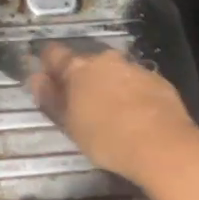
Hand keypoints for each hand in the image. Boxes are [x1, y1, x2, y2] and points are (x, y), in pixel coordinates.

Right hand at [29, 44, 198, 183]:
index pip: (53, 53)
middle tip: (82, 104)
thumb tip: (36, 79)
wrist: (162, 145)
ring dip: (109, 85)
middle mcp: (105, 60)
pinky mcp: (158, 80)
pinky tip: (136, 115)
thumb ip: (51, 99)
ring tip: (112, 112)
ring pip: (114, 71)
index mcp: (78, 68)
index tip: (49, 82)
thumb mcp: (70, 124)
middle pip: (86, 62)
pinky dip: (132, 93)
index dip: (49, 66)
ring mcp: (134, 67)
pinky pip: (137, 82)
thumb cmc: (106, 138)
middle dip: (82, 78)